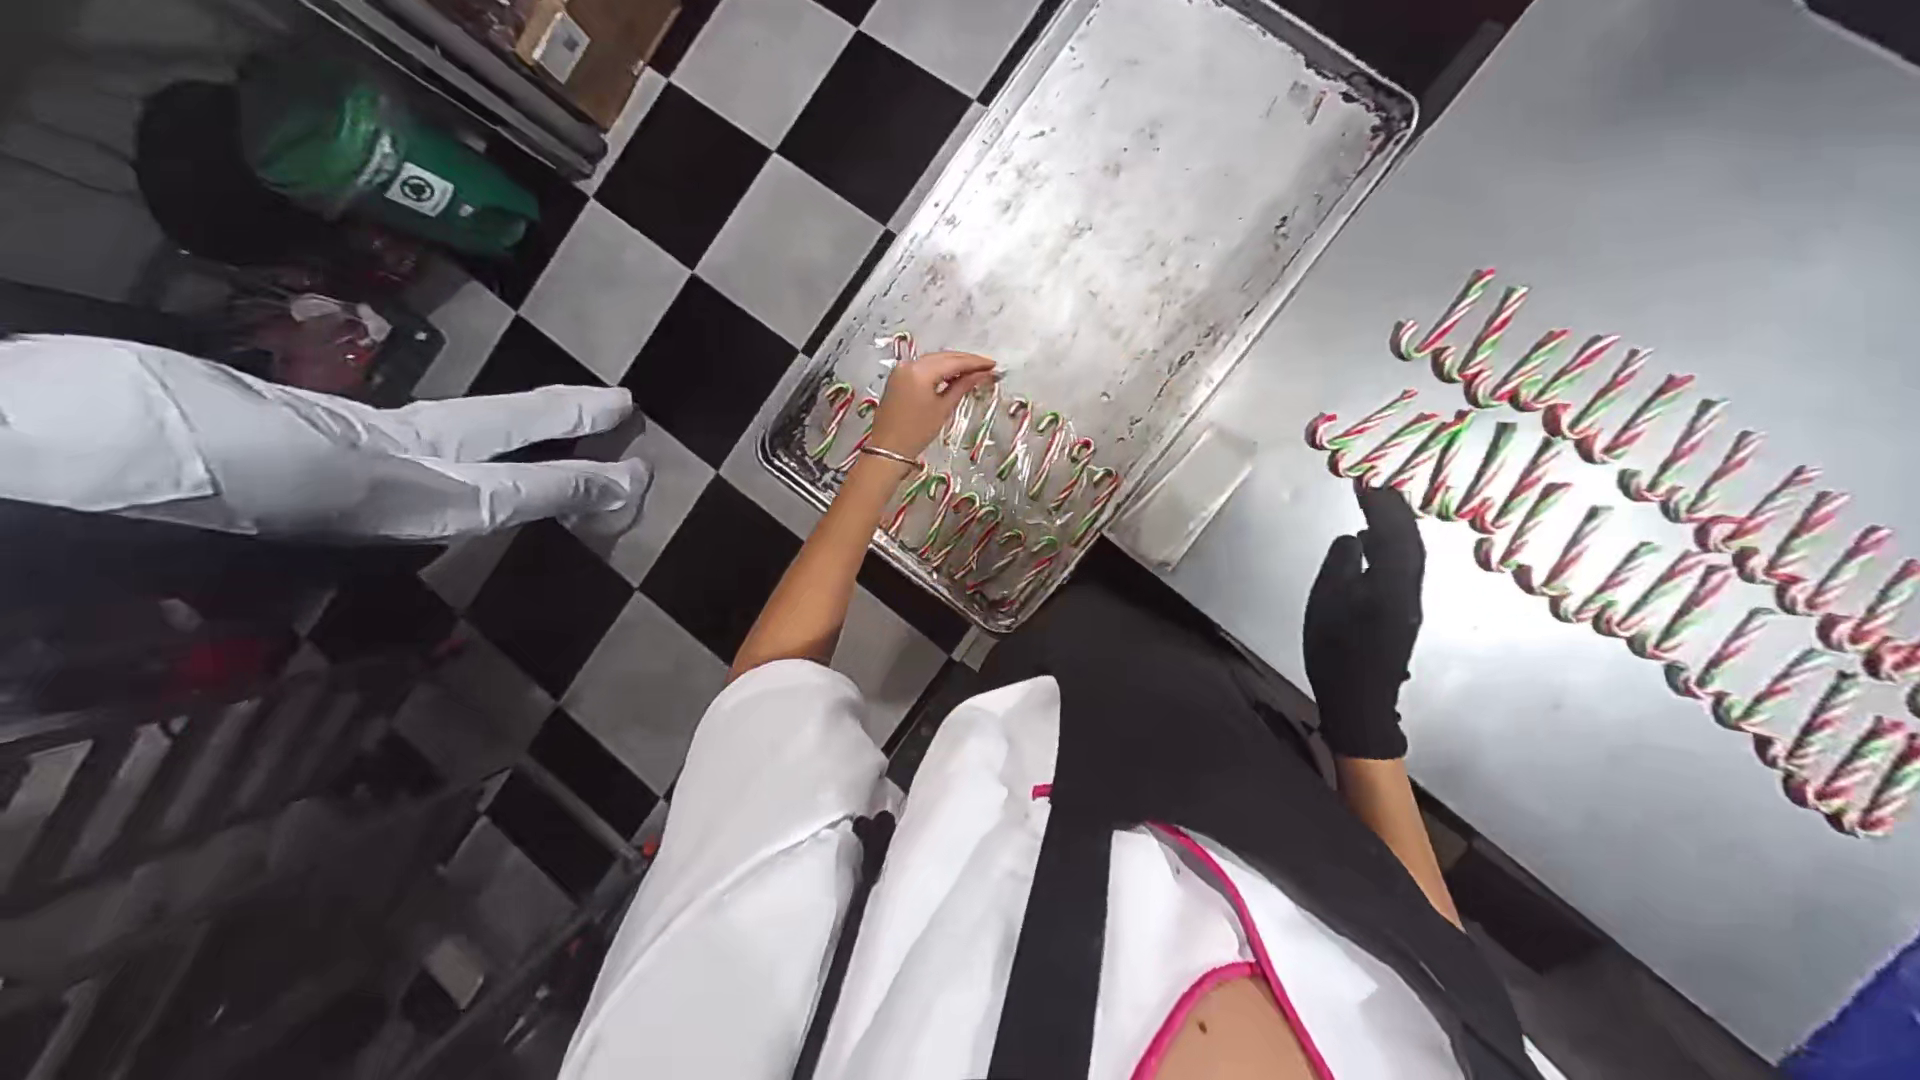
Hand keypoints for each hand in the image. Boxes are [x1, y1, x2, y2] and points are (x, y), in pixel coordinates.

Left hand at [866, 351, 998, 458]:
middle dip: (965, 361)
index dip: (975, 363)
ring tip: (974, 371)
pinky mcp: (898, 377)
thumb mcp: (943, 408)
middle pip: (943, 357)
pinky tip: (953, 375)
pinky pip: (923, 366)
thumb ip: (963, 386)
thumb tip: (983, 374)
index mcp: (920, 371)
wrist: (888, 448)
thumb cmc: (917, 432)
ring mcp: (901, 369)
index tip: (993, 365)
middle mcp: (909, 364)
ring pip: (933, 360)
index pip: (954, 361)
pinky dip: (939, 369)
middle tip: (987, 368)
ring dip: (953, 364)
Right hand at [1303, 483, 1424, 759]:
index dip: (1379, 505)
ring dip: (1395, 526)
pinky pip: (1404, 566)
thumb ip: (1340, 566)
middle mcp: (1409, 588)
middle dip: (1393, 509)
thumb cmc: (1336, 652)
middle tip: (1376, 485)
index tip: (1366, 481)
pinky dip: (1393, 545)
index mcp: (1390, 583)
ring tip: (1377, 505)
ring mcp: (1410, 601)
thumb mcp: (1326, 604)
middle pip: (1408, 540)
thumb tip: (1351, 540)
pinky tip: (1374, 543)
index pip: (1390, 533)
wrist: (1360, 698)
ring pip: (1410, 553)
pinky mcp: (1404, 612)